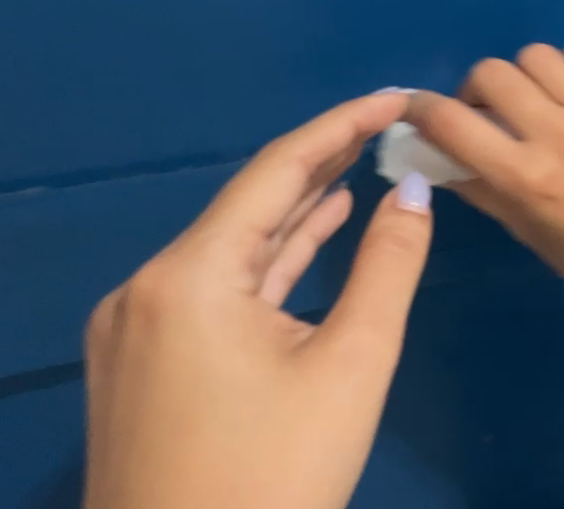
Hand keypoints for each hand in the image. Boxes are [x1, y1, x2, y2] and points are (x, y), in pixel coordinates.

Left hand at [84, 93, 433, 508]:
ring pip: (243, 239)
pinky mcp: (156, 358)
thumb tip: (416, 188)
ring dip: (309, 200)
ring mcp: (147, 325)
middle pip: (255, 200)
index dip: (343, 125)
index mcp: (191, 277)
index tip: (400, 97)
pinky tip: (326, 219)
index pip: (278, 171)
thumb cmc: (278, 467)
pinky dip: (284, 247)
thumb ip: (391, 259)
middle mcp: (153, 288)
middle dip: (329, 156)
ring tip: (373, 154)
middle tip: (396, 119)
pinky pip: (230, 278)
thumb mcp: (355, 356)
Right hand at [404, 41, 563, 306]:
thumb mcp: (527, 233)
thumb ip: (484, 190)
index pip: (452, 122)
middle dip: (477, 88)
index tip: (416, 108)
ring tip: (536, 96)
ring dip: (524, 72)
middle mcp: (558, 134)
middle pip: (492, 73)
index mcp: (525, 176)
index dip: (420, 108)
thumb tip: (441, 158)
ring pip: (538, 56)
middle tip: (489, 109)